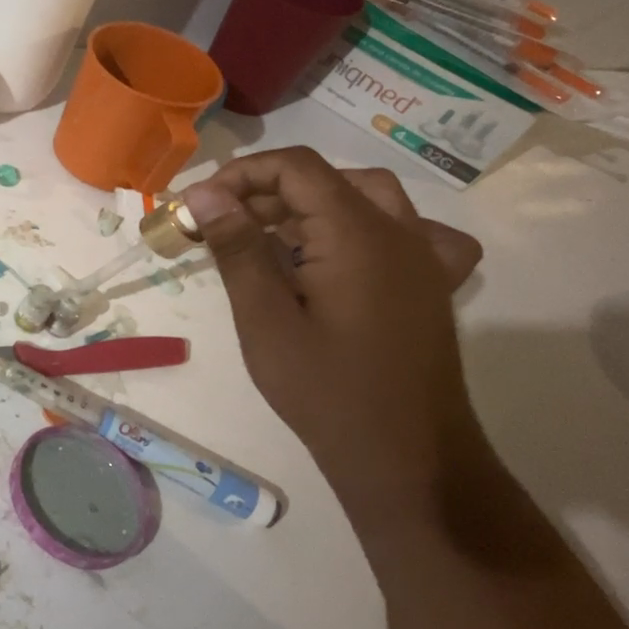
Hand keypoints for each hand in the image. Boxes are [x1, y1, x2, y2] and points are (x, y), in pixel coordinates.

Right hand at [180, 148, 484, 520]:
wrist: (411, 461)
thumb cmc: (327, 390)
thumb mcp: (265, 319)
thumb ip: (237, 248)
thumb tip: (206, 192)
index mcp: (356, 234)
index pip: (295, 167)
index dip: (241, 174)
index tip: (199, 206)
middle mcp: (397, 233)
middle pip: (327, 177)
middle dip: (268, 189)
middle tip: (223, 224)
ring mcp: (422, 259)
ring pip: (366, 196)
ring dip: (311, 203)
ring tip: (270, 237)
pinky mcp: (429, 286)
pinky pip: (406, 230)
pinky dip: (365, 225)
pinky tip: (342, 253)